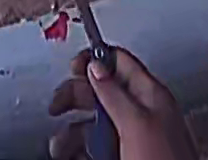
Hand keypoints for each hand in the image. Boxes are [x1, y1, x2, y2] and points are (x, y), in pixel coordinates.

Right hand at [48, 47, 197, 159]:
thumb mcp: (137, 125)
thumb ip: (114, 92)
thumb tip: (94, 64)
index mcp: (150, 96)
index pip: (118, 61)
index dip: (94, 58)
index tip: (73, 67)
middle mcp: (141, 114)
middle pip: (100, 91)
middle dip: (74, 97)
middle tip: (57, 106)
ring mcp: (133, 140)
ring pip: (94, 124)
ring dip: (72, 131)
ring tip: (60, 146)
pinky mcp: (127, 159)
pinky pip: (96, 148)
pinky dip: (79, 150)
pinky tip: (71, 154)